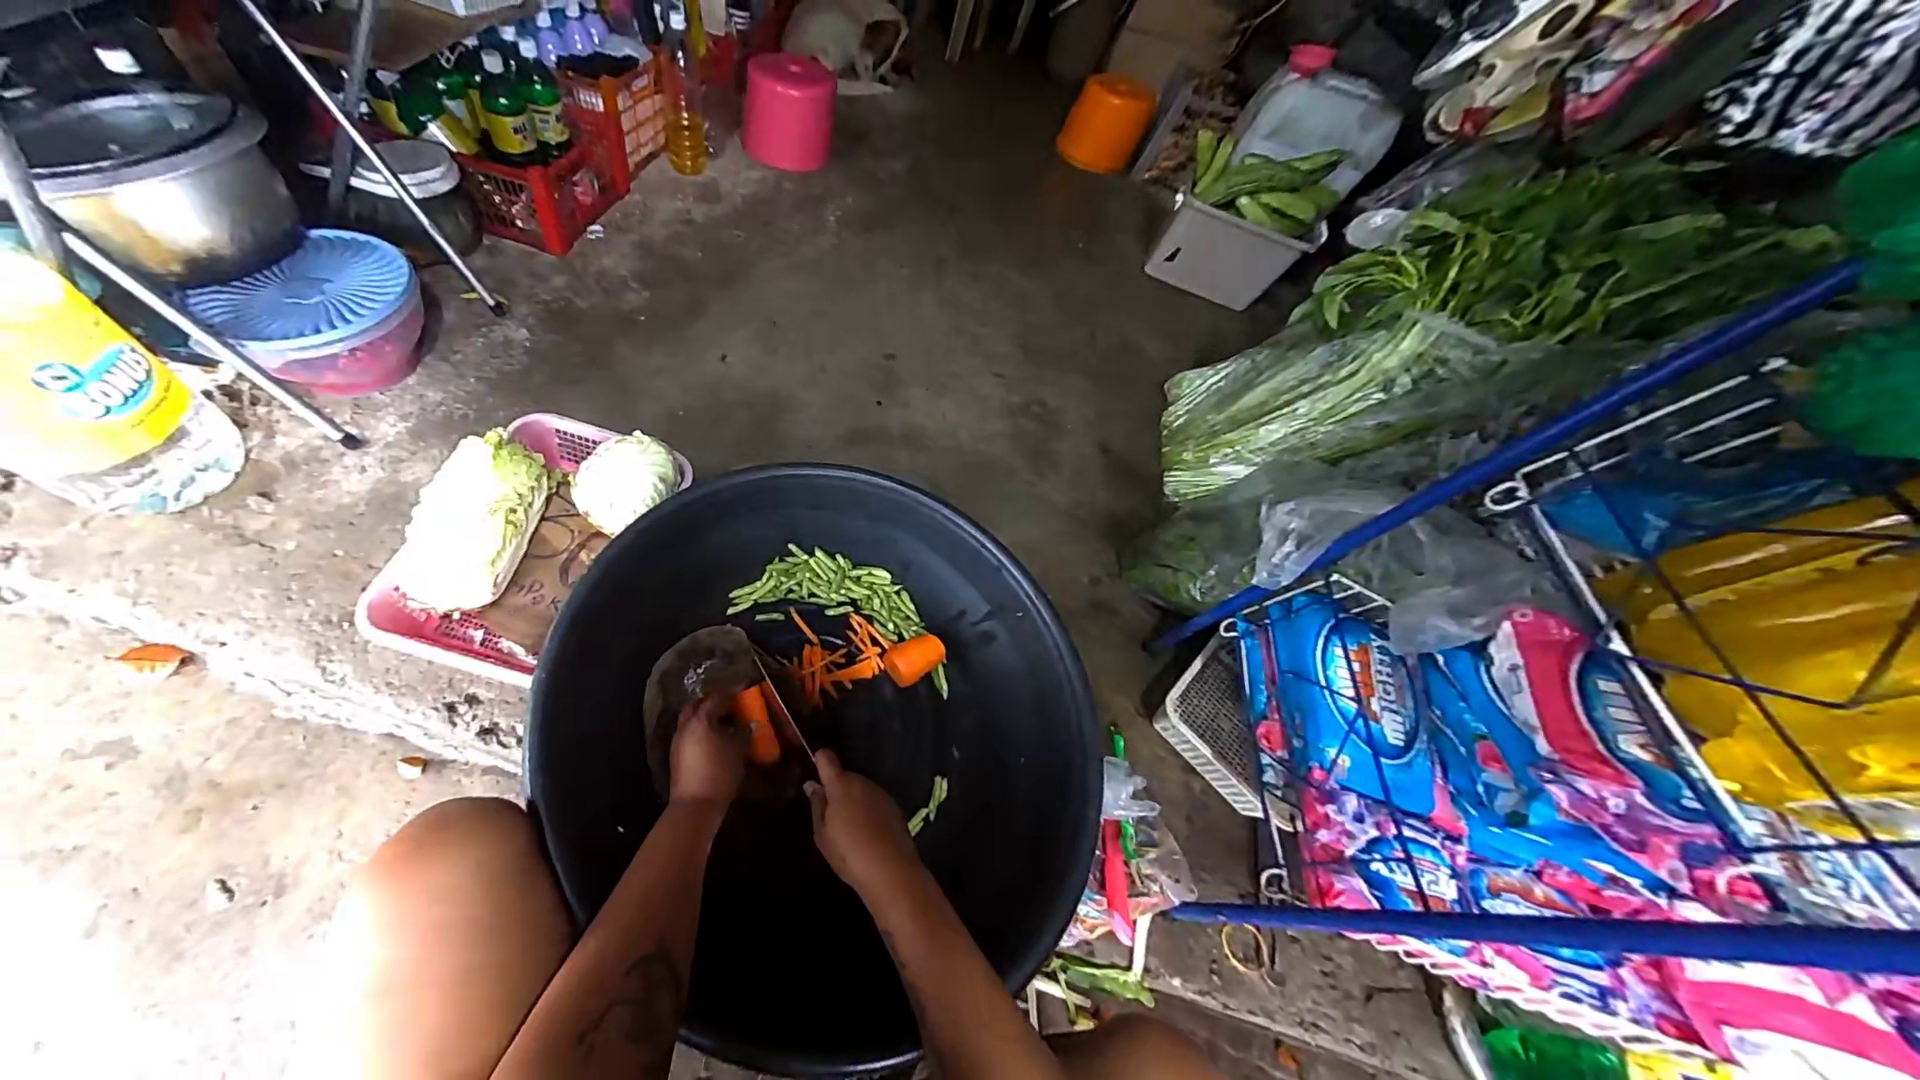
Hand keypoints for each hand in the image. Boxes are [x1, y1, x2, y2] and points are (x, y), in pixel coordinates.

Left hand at [668, 695, 747, 808]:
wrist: (696, 805)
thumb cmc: (720, 772)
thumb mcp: (739, 749)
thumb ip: (745, 731)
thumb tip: (749, 723)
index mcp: (701, 719)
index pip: (718, 697)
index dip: (733, 691)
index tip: (746, 686)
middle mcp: (686, 726)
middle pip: (698, 704)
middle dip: (714, 700)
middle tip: (732, 702)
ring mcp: (678, 740)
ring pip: (692, 719)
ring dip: (707, 715)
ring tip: (726, 720)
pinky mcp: (677, 755)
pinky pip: (690, 732)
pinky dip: (702, 728)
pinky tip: (716, 737)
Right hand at [805, 750, 921, 897]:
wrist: (891, 869)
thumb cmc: (848, 852)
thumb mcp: (822, 833)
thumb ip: (817, 805)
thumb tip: (812, 784)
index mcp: (841, 784)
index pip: (827, 759)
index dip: (819, 760)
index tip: (815, 770)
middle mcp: (863, 782)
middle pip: (845, 777)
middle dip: (837, 790)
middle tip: (830, 816)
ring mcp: (881, 793)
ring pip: (861, 789)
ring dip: (854, 801)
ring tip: (849, 829)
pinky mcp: (894, 806)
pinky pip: (874, 802)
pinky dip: (868, 811)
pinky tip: (867, 833)